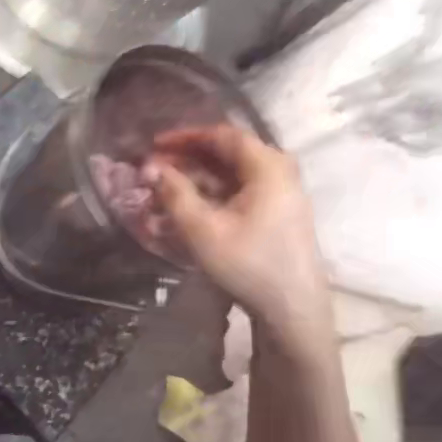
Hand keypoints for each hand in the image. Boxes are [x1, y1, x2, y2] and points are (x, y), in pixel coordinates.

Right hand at [153, 126, 331, 348]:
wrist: (290, 305)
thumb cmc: (247, 263)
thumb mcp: (202, 229)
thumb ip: (174, 193)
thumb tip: (151, 168)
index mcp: (268, 167)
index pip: (224, 135)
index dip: (186, 136)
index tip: (153, 145)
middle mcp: (278, 172)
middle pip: (228, 152)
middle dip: (188, 156)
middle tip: (154, 167)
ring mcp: (279, 193)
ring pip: (231, 172)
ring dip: (196, 176)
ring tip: (163, 187)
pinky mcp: (274, 213)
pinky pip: (237, 190)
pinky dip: (210, 192)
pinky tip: (186, 205)